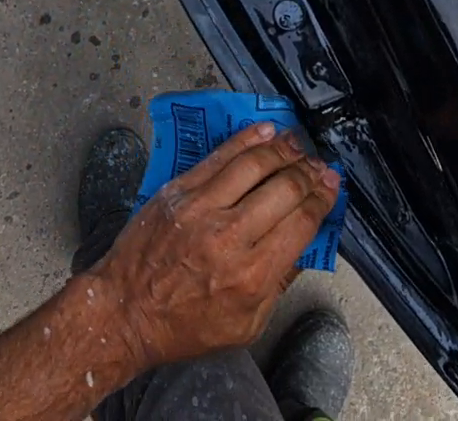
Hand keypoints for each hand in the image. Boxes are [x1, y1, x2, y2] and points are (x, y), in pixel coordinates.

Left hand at [80, 122, 341, 370]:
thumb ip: (279, 283)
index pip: (301, 222)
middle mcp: (230, 236)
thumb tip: (304, 242)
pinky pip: (219, 156)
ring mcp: (201, 207)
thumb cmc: (186, 325)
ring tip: (297, 144)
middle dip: (308, 173)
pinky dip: (246, 139)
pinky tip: (265, 132)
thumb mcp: (246, 326)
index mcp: (253, 274)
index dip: (323, 199)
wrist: (125, 310)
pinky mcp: (179, 190)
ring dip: (282, 150)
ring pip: (253, 164)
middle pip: (283, 188)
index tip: (332, 186)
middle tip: (319, 166)